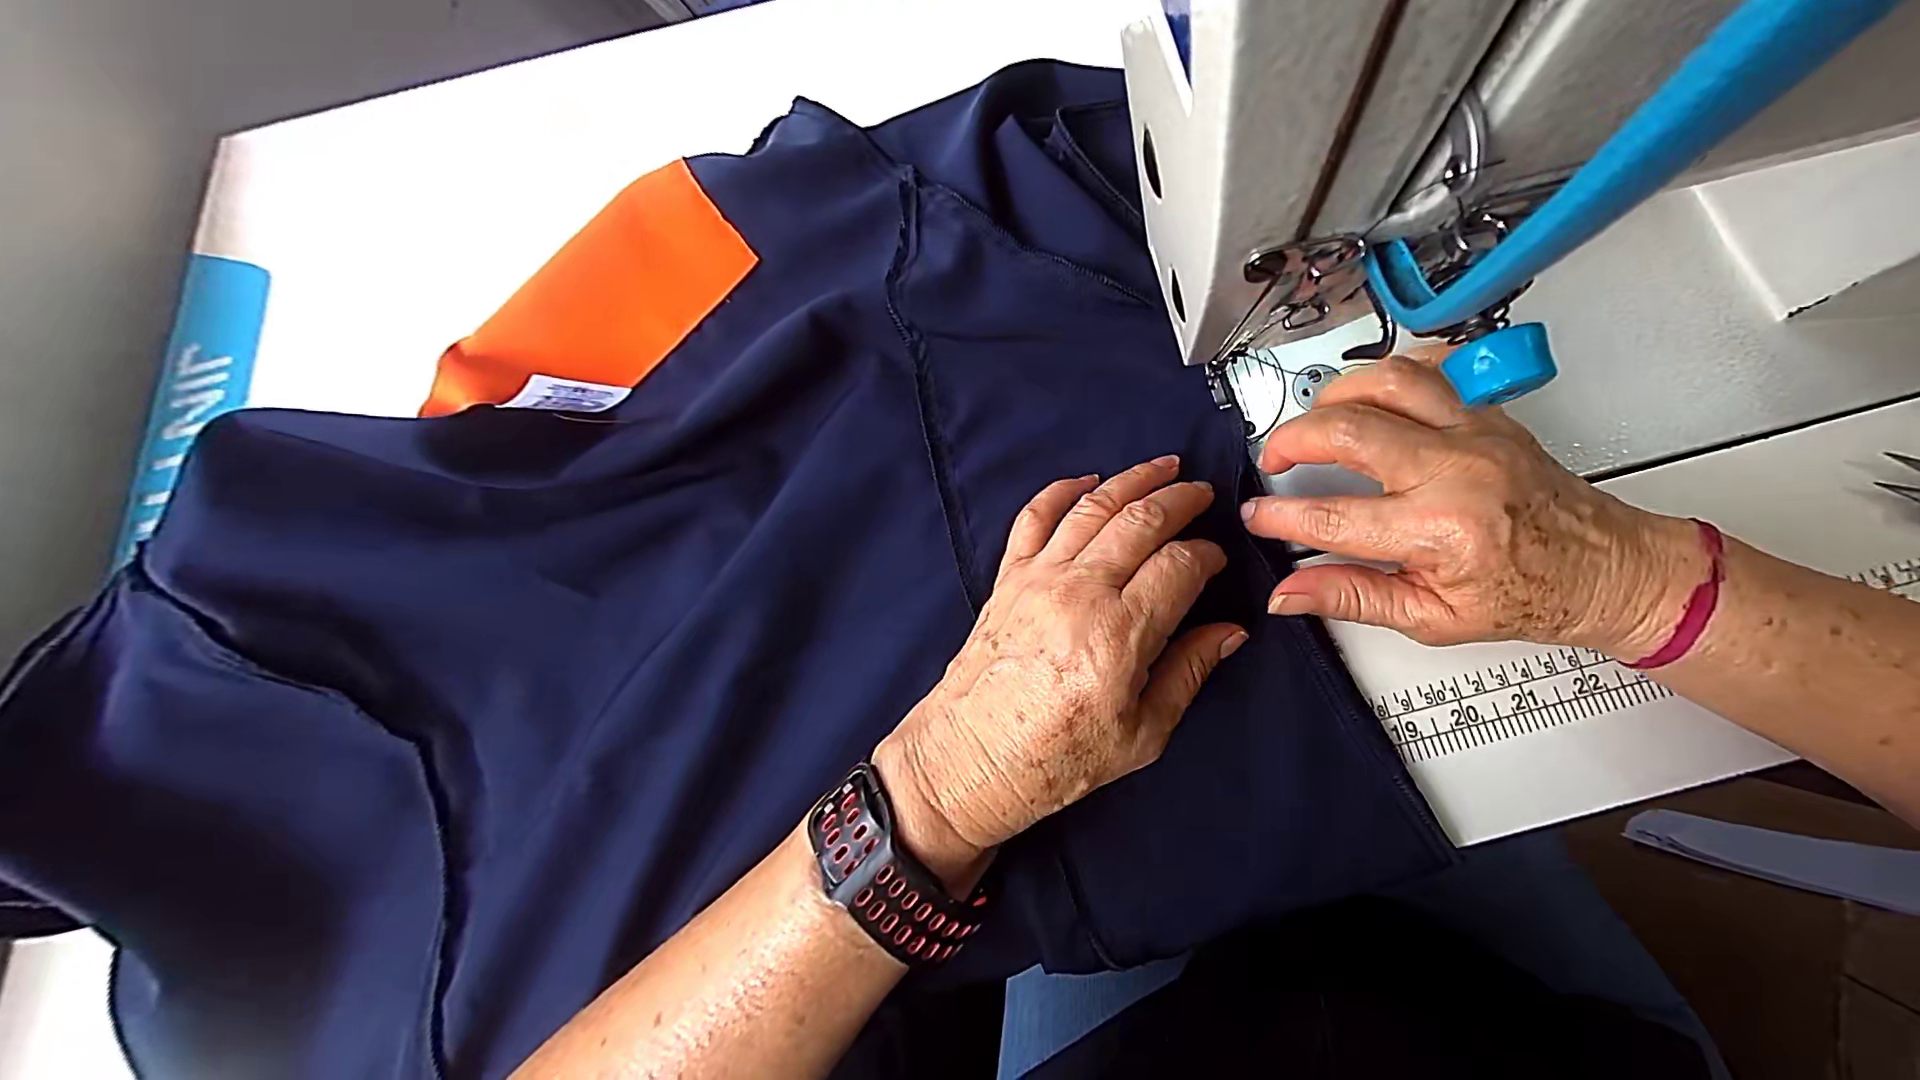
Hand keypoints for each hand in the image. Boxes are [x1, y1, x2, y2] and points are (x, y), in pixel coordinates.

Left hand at [872, 456, 1246, 889]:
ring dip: (1131, 480)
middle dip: (1180, 498)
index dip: (1206, 554)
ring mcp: (1038, 579)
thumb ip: (1187, 673)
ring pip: (1092, 507)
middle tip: (1201, 492)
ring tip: (1160, 467)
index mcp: (1120, 633)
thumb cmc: (1049, 756)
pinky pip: (1033, 518)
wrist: (970, 757)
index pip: (1180, 565)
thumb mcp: (1140, 734)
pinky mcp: (1008, 578)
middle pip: (1141, 520)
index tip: (1215, 559)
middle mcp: (1079, 593)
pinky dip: (1059, 491)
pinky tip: (1083, 480)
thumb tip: (1226, 635)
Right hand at [1239, 353, 1704, 655]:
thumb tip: (1289, 594)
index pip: (1333, 518)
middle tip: (1272, 460)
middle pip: (1347, 430)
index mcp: (1442, 531)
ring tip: (1313, 422)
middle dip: (1290, 440)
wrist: (1609, 569)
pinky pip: (1430, 369)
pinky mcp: (1487, 416)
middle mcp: (1458, 471)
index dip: (1279, 516)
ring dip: (1333, 397)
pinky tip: (1368, 393)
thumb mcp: (1429, 618)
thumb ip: (1348, 598)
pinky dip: (1388, 372)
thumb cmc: (1530, 595)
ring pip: (1385, 383)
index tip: (1255, 515)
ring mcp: (1475, 434)